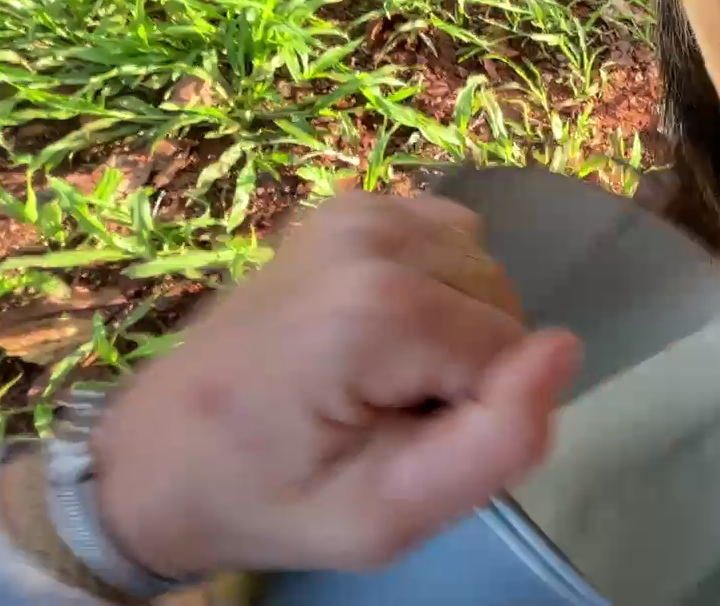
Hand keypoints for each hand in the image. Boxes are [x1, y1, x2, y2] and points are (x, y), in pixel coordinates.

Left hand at [89, 192, 580, 576]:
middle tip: (390, 407)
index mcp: (374, 307)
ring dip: (460, 323)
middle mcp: (375, 235)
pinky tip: (387, 319)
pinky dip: (443, 284)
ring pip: (487, 271)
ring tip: (383, 367)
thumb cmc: (275, 497)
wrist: (153, 461)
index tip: (402, 433)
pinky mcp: (362, 203)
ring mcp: (365, 210)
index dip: (475, 401)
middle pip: (501, 302)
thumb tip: (565, 347)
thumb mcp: (388, 516)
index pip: (509, 349)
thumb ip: (496, 442)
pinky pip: (458, 241)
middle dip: (471, 360)